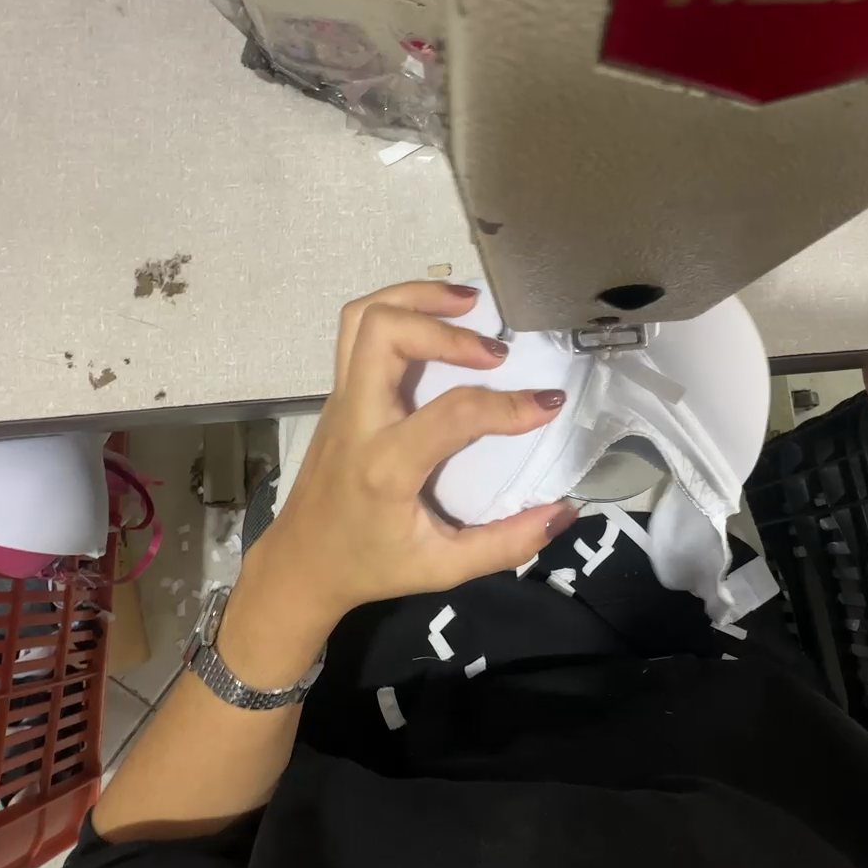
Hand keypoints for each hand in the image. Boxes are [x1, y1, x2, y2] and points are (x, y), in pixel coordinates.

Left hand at [250, 281, 578, 626]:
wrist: (301, 563)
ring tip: (466, 305)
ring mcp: (341, 401)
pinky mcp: (339, 395)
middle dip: (445, 326)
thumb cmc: (372, 566)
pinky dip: (401, 312)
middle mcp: (357, 420)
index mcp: (385, 466)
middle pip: (383, 333)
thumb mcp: (444, 569)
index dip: (508, 406)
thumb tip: (565, 510)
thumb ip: (507, 544)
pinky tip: (439, 326)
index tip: (548, 404)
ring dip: (415, 298)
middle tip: (495, 348)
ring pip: (361, 317)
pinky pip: (360, 333)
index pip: (452, 414)